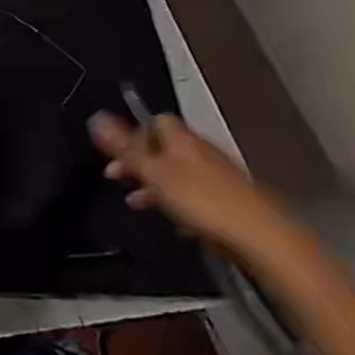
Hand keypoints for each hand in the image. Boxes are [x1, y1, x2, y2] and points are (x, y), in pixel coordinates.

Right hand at [90, 112, 299, 260]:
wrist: (256, 235)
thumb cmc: (209, 202)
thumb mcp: (152, 172)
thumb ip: (124, 147)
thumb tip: (98, 119)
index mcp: (183, 140)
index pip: (155, 122)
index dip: (134, 133)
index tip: (118, 150)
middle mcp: (202, 153)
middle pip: (165, 149)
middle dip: (142, 162)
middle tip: (123, 174)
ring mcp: (217, 176)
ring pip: (179, 174)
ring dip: (156, 186)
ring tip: (140, 200)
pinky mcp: (227, 201)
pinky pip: (196, 197)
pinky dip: (180, 205)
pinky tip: (176, 222)